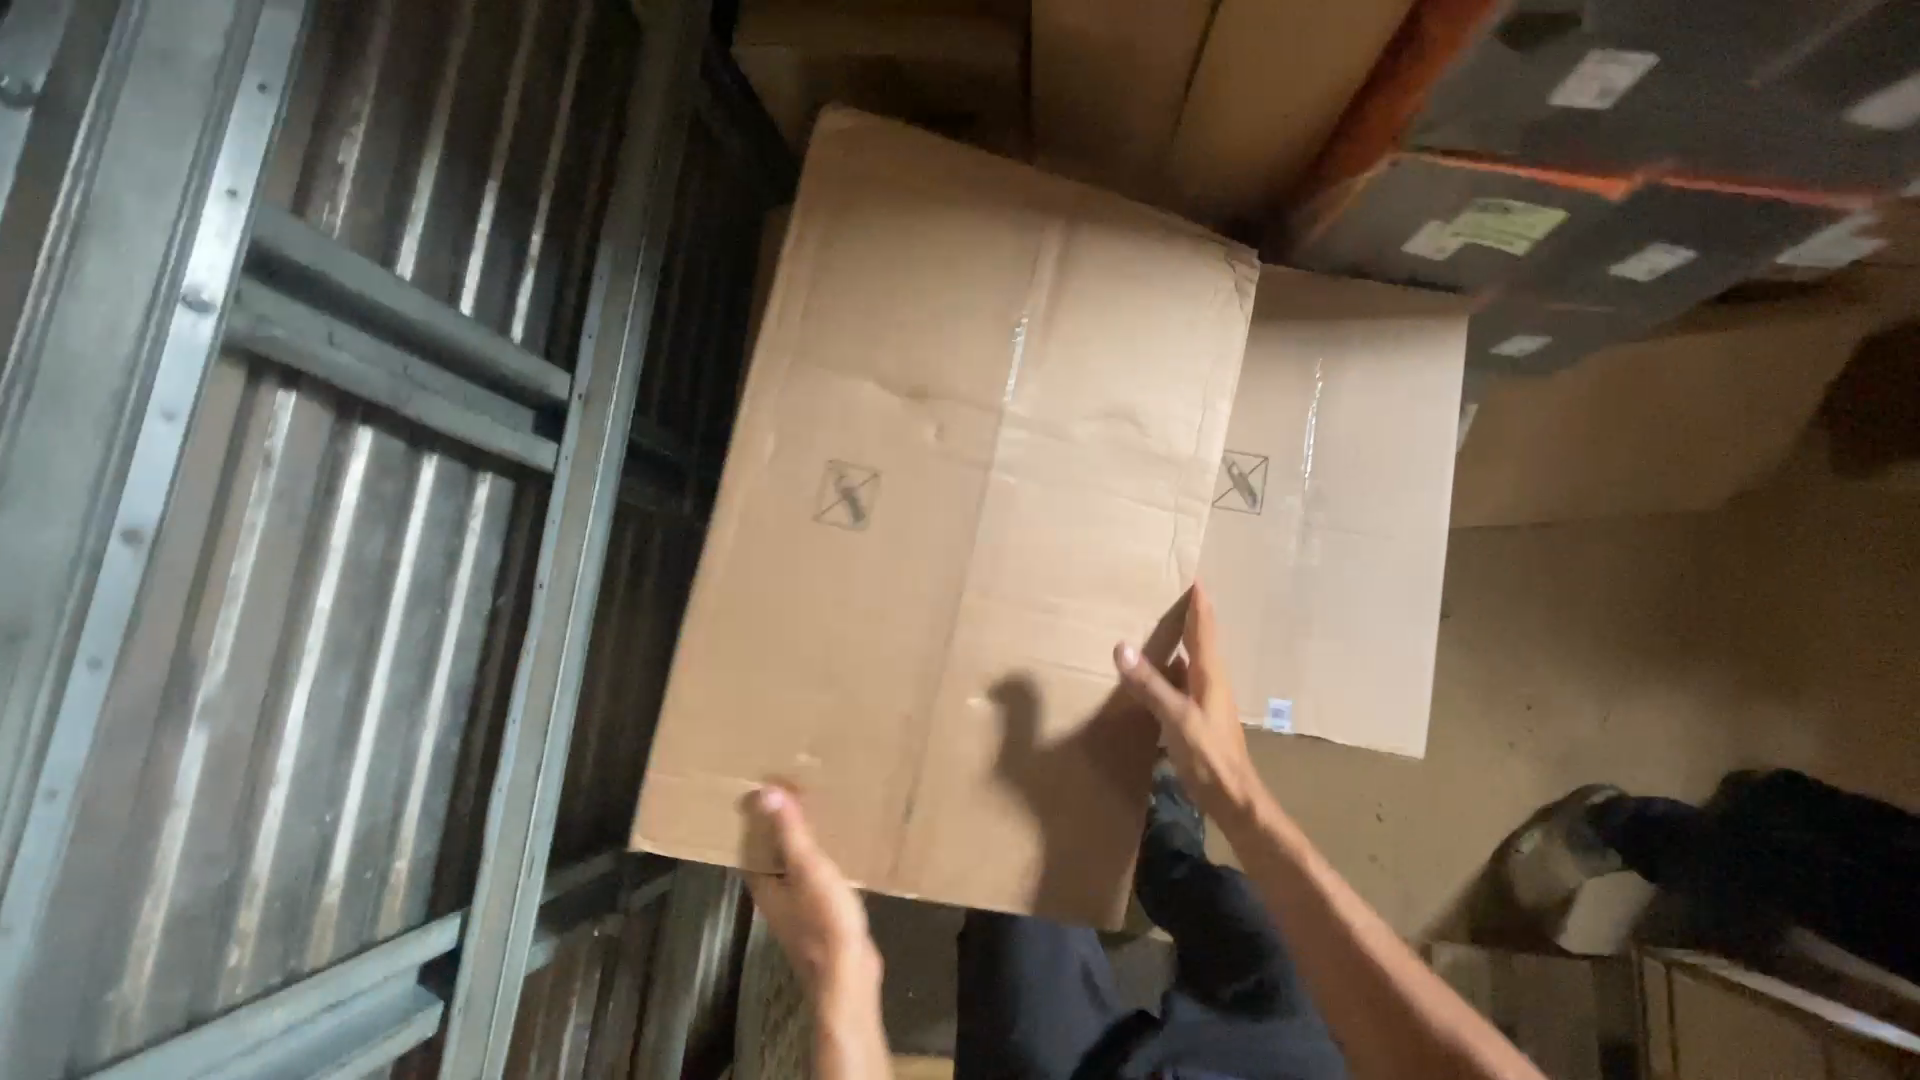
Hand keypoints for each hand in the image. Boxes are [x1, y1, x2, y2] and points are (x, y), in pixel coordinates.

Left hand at [742, 787, 882, 1006]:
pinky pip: (809, 871)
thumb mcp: (808, 869)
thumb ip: (790, 832)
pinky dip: (816, 853)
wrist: (847, 975)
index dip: (760, 808)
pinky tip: (835, 842)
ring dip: (800, 836)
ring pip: (790, 859)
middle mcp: (772, 891)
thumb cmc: (824, 920)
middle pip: (770, 847)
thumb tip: (766, 791)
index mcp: (762, 880)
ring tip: (818, 805)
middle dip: (781, 819)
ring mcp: (794, 902)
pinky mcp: (816, 910)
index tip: (774, 778)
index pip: (752, 836)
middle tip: (799, 783)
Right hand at [1113, 582, 1263, 820]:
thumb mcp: (1175, 717)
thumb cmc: (1209, 755)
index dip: (1200, 604)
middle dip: (1191, 617)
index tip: (1195, 578)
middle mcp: (1212, 682)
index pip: (1205, 629)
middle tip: (1174, 594)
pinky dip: (1171, 670)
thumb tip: (1122, 647)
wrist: (1233, 797)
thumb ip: (1149, 684)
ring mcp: (1207, 701)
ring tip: (1160, 627)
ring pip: (1193, 662)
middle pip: (1202, 641)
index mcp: (1210, 675)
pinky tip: (1156, 675)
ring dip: (1181, 643)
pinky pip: (1183, 682)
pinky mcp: (1199, 718)